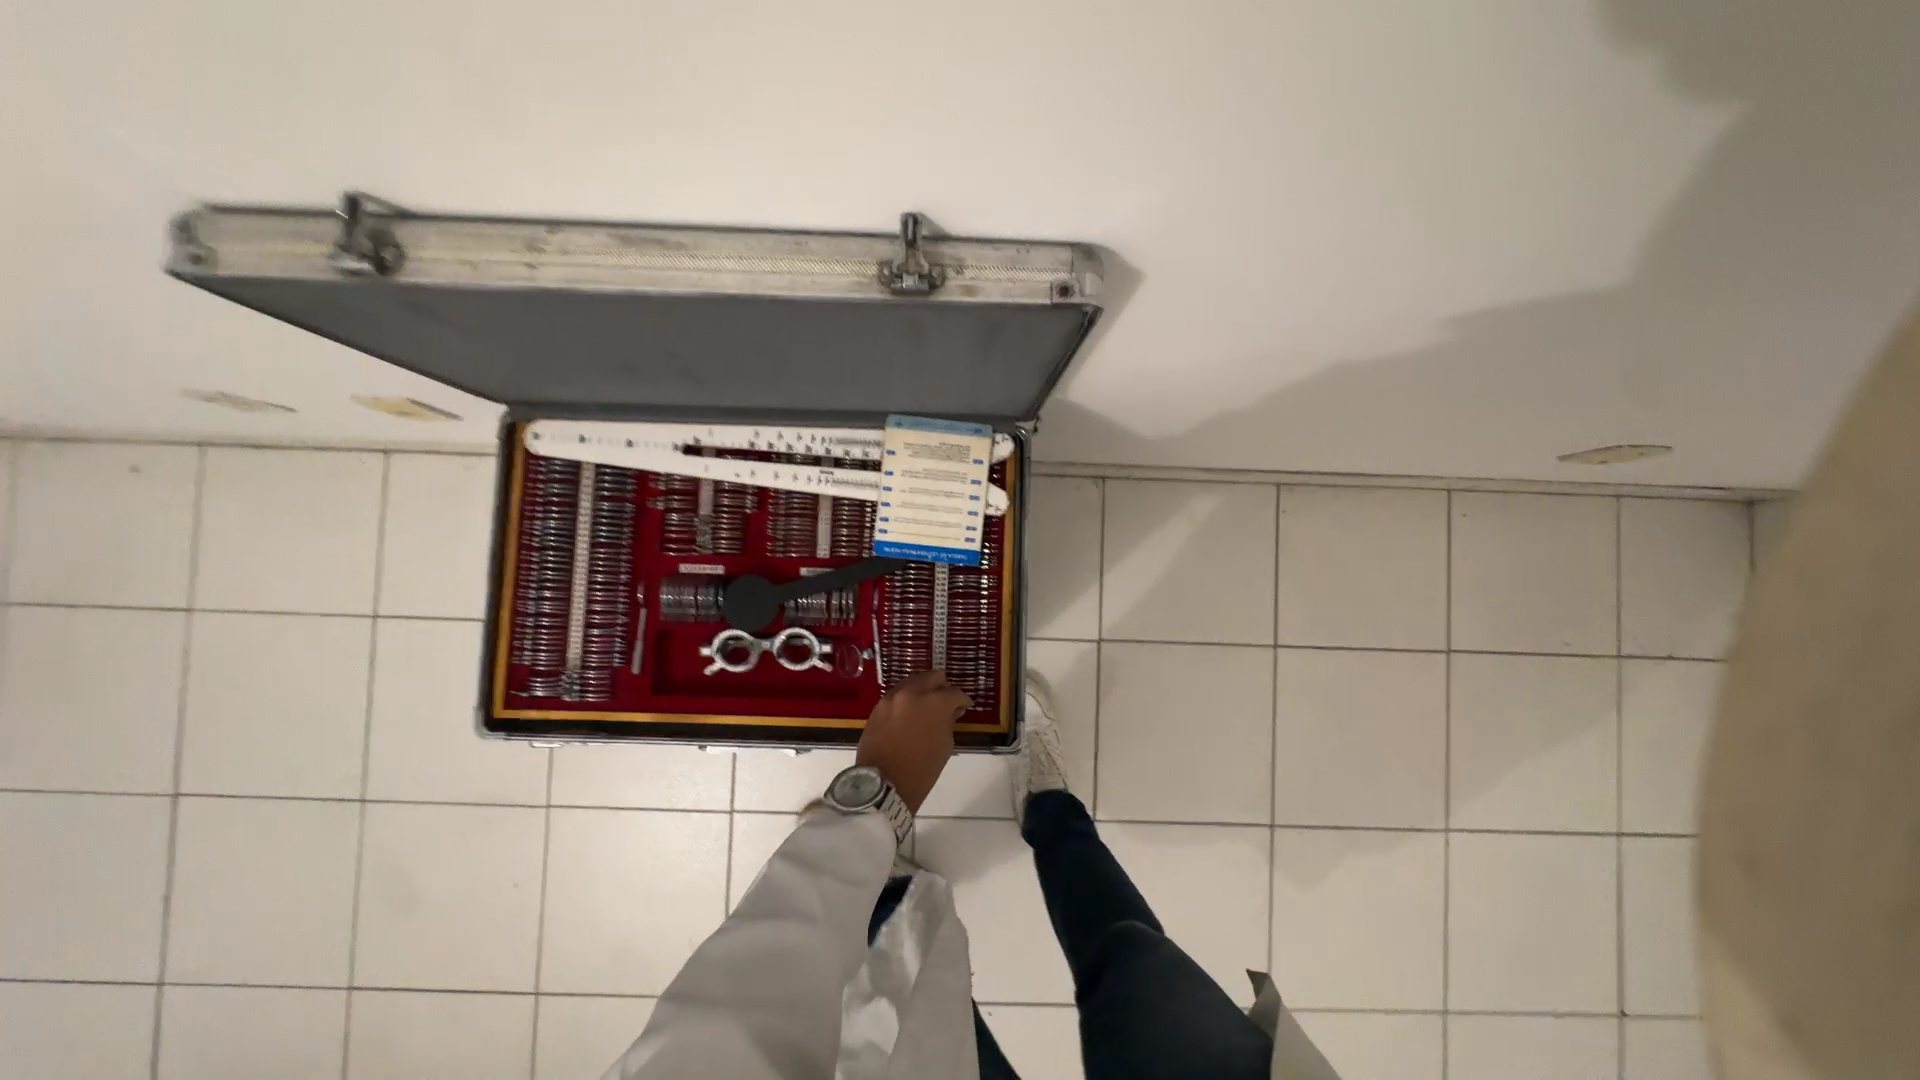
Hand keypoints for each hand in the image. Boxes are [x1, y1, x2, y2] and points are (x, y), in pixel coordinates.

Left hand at [856, 670, 972, 813]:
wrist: (884, 782)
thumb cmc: (922, 769)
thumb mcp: (945, 745)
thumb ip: (948, 722)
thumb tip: (951, 711)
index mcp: (935, 702)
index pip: (955, 693)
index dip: (963, 700)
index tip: (965, 706)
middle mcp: (913, 692)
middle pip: (932, 677)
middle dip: (942, 687)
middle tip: (947, 700)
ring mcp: (892, 697)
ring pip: (912, 682)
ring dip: (923, 690)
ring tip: (927, 704)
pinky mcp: (878, 706)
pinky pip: (897, 695)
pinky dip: (907, 699)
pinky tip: (910, 711)